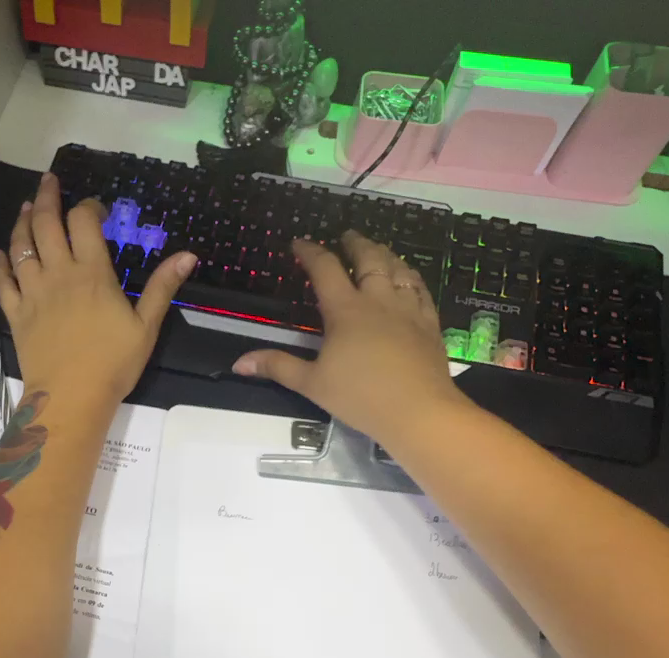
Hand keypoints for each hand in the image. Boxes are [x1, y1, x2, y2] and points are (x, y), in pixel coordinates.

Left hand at [0, 173, 196, 415]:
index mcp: (92, 274)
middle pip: (46, 223)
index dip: (89, 207)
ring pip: (21, 246)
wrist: (71, 398)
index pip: (84, 222)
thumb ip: (162, 288)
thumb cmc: (113, 365)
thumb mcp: (146, 327)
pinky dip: (0, 263)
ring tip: (25, 208)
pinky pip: (3, 282)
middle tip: (48, 182)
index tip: (97, 209)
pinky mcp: (16, 313)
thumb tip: (187, 256)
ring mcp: (33, 293)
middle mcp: (58, 274)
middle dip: (47, 197)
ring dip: (22, 222)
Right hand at [232, 232, 472, 447]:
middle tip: (347, 235)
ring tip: (378, 251)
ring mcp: (407, 309)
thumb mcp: (311, 384)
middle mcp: (378, 300)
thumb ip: (278, 367)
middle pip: (368, 259)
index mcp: (345, 310)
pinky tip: (409, 280)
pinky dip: (411, 277)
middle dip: (355, 243)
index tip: (298, 244)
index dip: (310, 252)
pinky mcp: (429, 323)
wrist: (417, 410)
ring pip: (398, 269)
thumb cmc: (359, 396)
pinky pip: (421, 289)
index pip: (324, 269)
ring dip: (385, 254)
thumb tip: (240, 363)